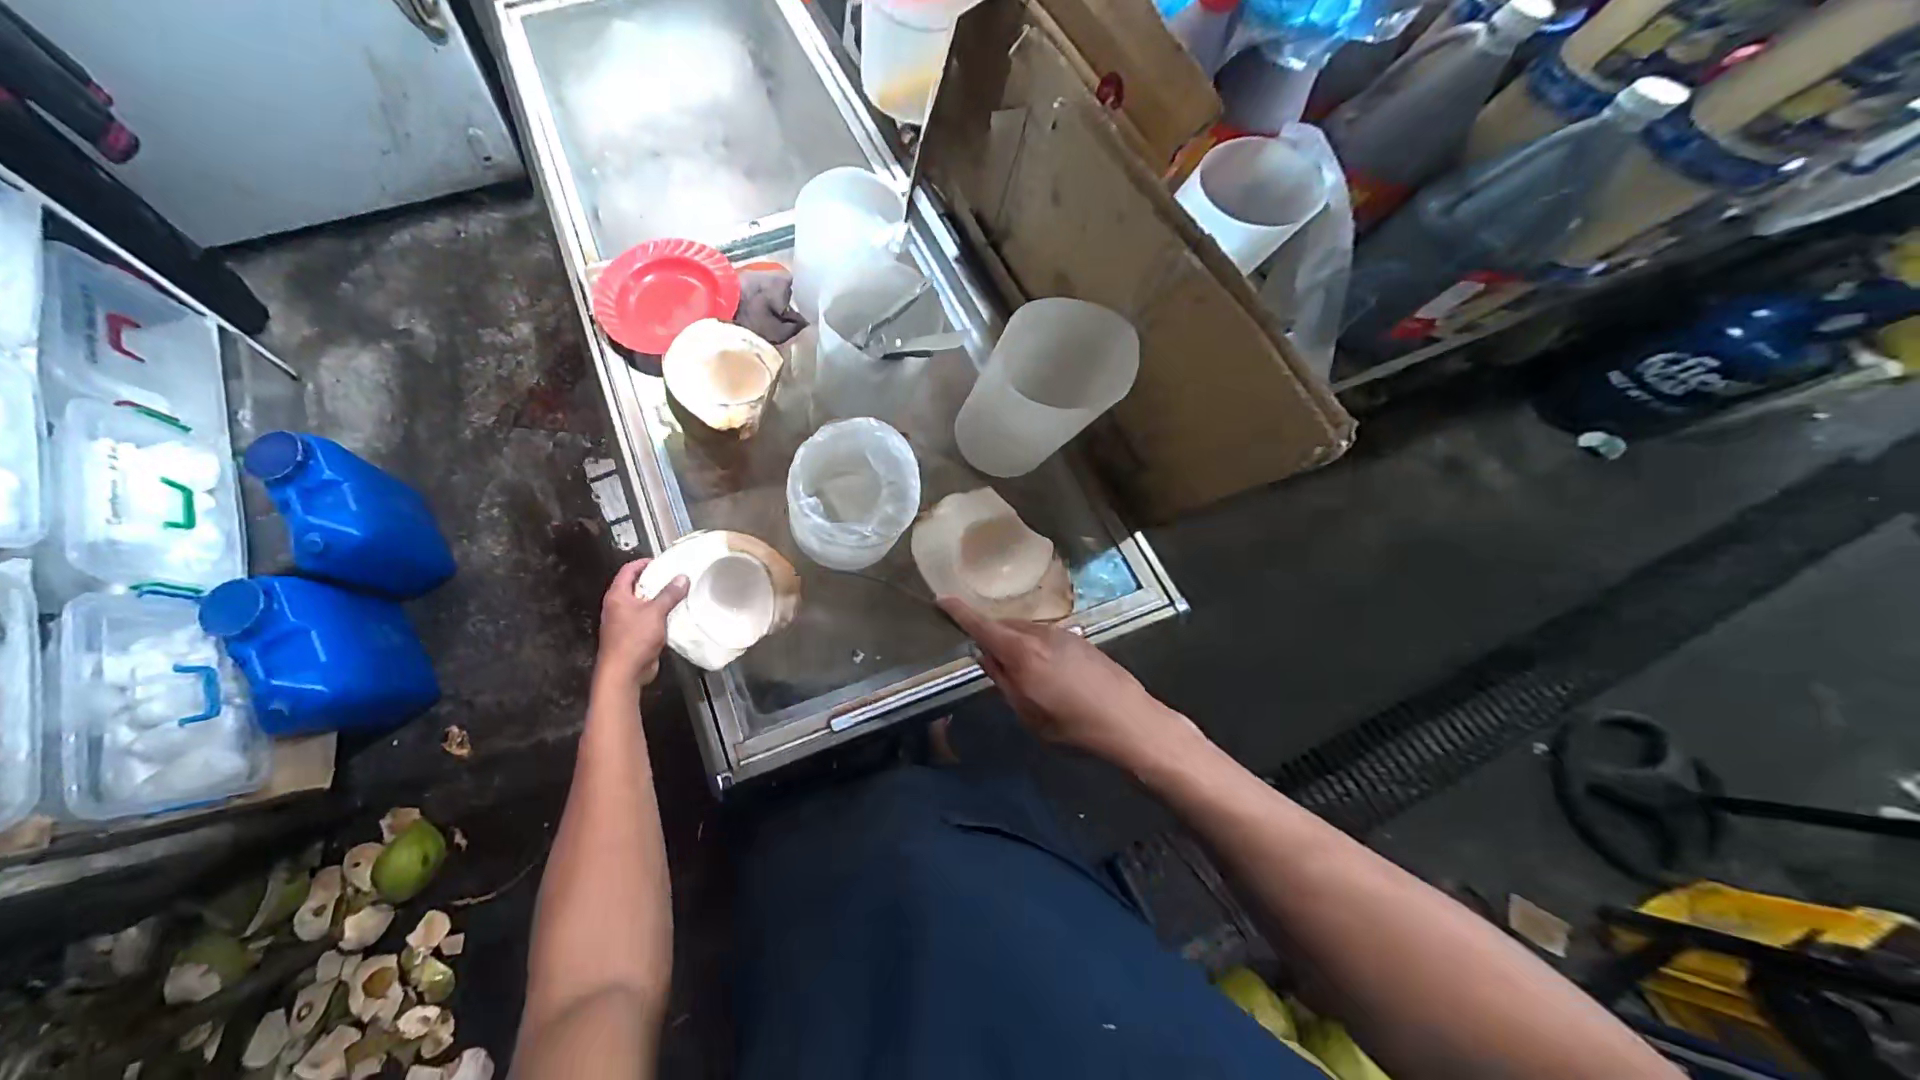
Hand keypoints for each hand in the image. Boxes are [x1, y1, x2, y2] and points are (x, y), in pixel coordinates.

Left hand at [597, 559, 688, 688]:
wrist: (624, 672)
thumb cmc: (634, 638)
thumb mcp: (655, 612)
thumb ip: (669, 594)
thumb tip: (682, 577)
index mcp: (617, 596)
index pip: (628, 571)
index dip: (643, 563)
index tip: (661, 561)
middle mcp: (617, 607)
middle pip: (636, 587)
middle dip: (654, 581)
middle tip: (675, 576)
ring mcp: (624, 622)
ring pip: (643, 604)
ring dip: (659, 599)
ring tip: (679, 593)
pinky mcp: (633, 635)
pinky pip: (648, 619)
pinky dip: (660, 615)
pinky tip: (676, 615)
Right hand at [938, 596, 1199, 771]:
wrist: (1128, 721)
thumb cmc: (1072, 725)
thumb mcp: (1027, 713)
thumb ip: (1003, 681)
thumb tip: (985, 656)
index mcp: (1022, 652)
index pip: (982, 626)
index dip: (960, 612)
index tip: (942, 599)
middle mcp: (1040, 634)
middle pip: (1004, 625)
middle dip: (989, 633)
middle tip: (983, 657)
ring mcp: (1063, 634)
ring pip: (1025, 629)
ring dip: (1013, 641)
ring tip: (1015, 670)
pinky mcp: (1080, 640)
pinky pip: (1044, 635)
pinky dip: (1032, 645)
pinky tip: (1043, 670)